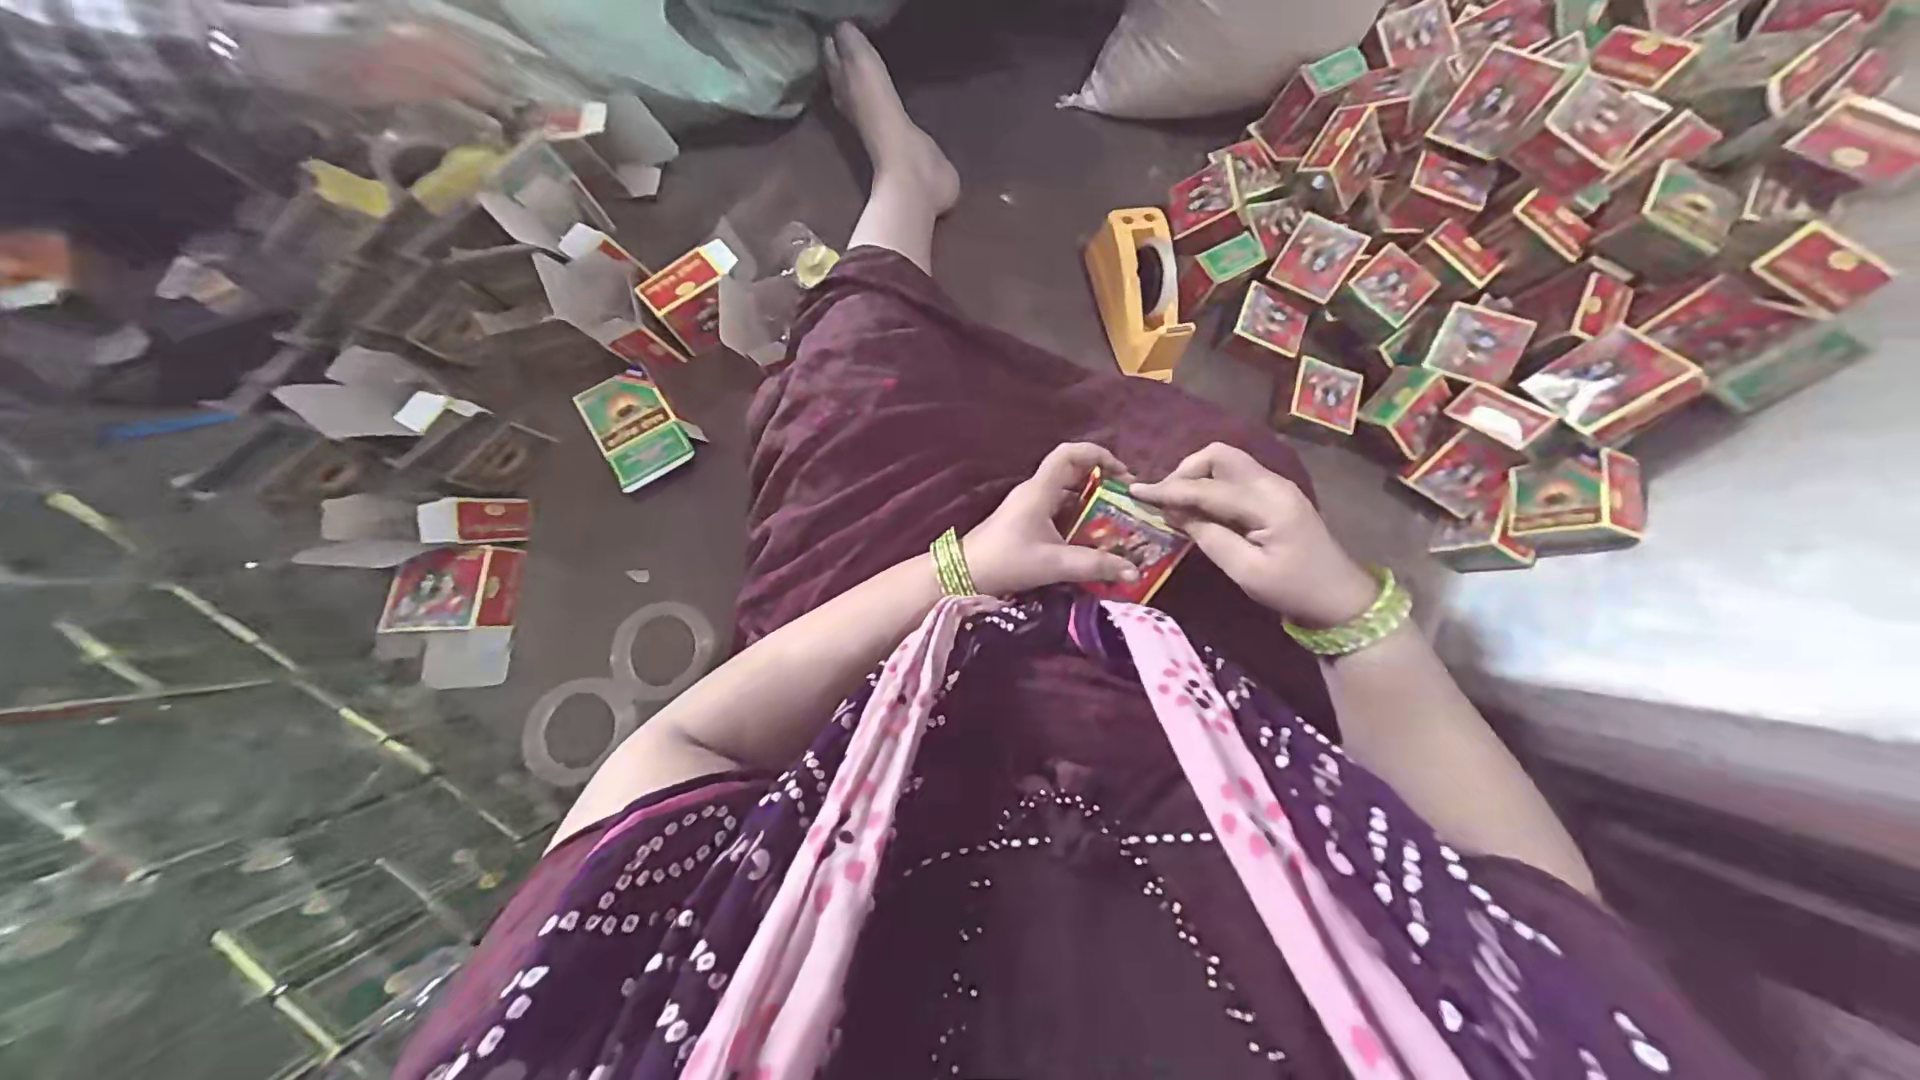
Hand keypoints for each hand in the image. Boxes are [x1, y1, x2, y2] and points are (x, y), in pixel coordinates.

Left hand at [963, 443, 1141, 595]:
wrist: (964, 574)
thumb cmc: (1007, 561)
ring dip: (1089, 501)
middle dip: (1100, 481)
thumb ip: (1095, 566)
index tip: (1122, 474)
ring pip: (1064, 493)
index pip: (1069, 454)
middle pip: (1071, 471)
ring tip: (1114, 520)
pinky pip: (1056, 510)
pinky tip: (1089, 537)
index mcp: (1039, 490)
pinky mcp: (1024, 522)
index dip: (1098, 455)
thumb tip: (1133, 572)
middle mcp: (1034, 492)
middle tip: (1124, 500)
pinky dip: (1075, 517)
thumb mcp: (1054, 564)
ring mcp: (1027, 506)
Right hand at [1130, 443, 1376, 627]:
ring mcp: (1275, 486)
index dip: (1169, 490)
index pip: (1208, 488)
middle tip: (1163, 499)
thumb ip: (1208, 537)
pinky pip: (1234, 476)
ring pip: (1225, 461)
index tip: (1136, 491)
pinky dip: (1209, 483)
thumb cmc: (1293, 589)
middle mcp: (1272, 484)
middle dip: (1184, 471)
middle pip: (1219, 455)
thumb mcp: (1245, 571)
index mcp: (1268, 504)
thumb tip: (1175, 513)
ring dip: (1196, 475)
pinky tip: (1196, 506)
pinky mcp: (1273, 494)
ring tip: (1175, 503)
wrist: (1340, 598)